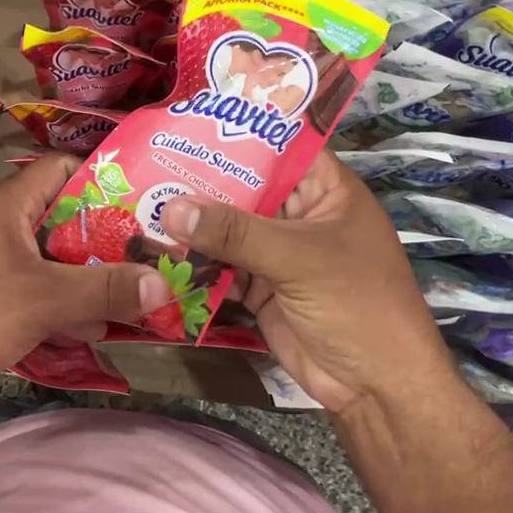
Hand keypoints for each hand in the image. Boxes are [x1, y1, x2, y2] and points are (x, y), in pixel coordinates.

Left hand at [0, 155, 170, 399]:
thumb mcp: (46, 299)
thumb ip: (105, 289)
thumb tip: (164, 284)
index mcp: (7, 204)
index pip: (61, 169)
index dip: (103, 179)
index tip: (144, 202)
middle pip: (62, 217)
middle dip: (105, 240)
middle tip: (148, 256)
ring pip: (51, 258)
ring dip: (87, 277)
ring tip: (132, 297)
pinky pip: (34, 286)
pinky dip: (61, 301)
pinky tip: (90, 327)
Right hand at [161, 150, 452, 416]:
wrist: (375, 388)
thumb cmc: (358, 307)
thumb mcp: (298, 259)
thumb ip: (235, 232)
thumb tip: (171, 207)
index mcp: (325, 191)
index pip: (278, 147)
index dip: (235, 134)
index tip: (183, 124)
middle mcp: (298, 214)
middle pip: (242, 188)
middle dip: (198, 181)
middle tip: (144, 165)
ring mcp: (277, 252)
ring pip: (226, 228)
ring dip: (189, 224)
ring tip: (137, 204)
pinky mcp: (258, 286)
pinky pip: (218, 265)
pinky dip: (191, 261)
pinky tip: (154, 251)